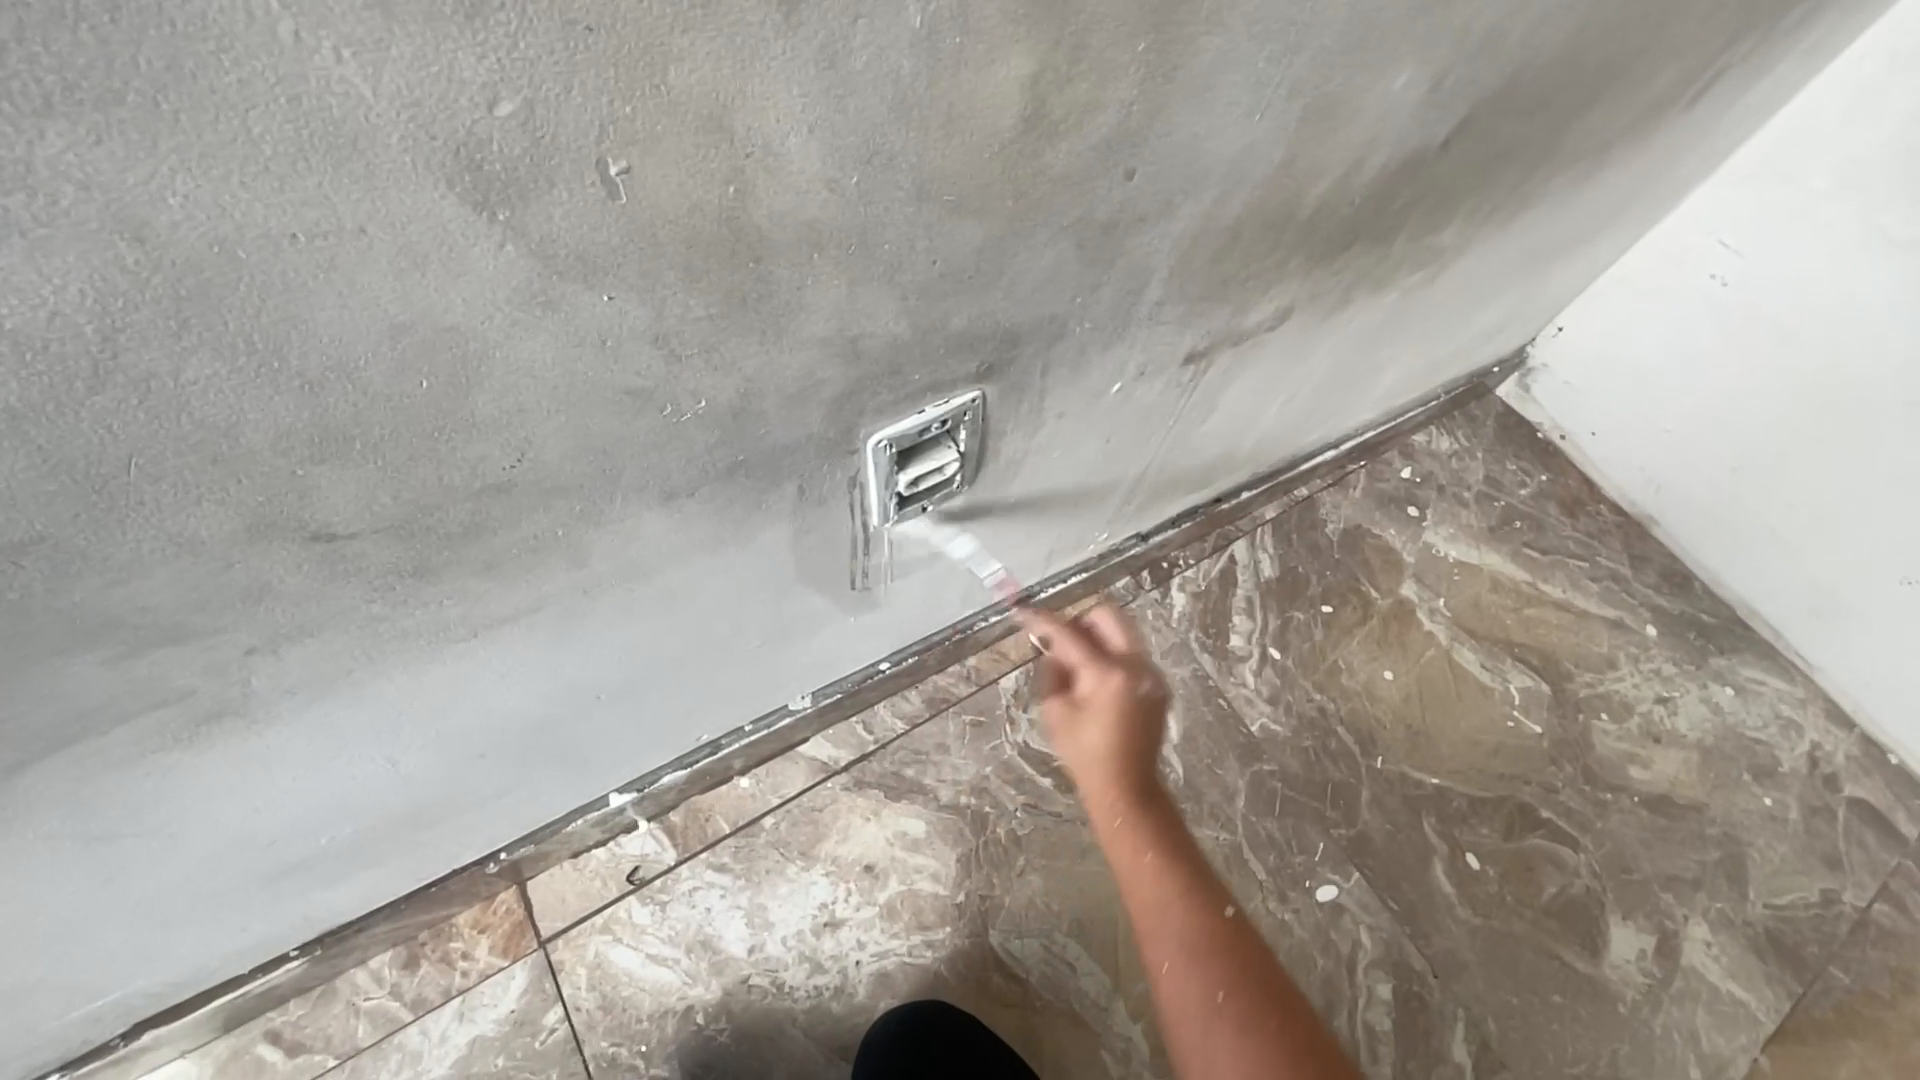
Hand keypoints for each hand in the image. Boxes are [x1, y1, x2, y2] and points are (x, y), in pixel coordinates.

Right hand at [1016, 602, 1169, 804]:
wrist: (1126, 787)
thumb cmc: (1084, 755)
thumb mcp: (1055, 711)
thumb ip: (1053, 671)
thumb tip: (1054, 648)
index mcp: (1107, 673)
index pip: (1069, 633)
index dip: (1042, 620)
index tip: (1023, 611)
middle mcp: (1136, 665)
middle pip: (1107, 615)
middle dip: (1079, 621)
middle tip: (1061, 641)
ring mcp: (1152, 674)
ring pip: (1123, 632)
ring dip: (1097, 637)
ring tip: (1078, 666)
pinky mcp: (1158, 685)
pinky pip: (1132, 654)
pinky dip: (1112, 656)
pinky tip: (1097, 683)